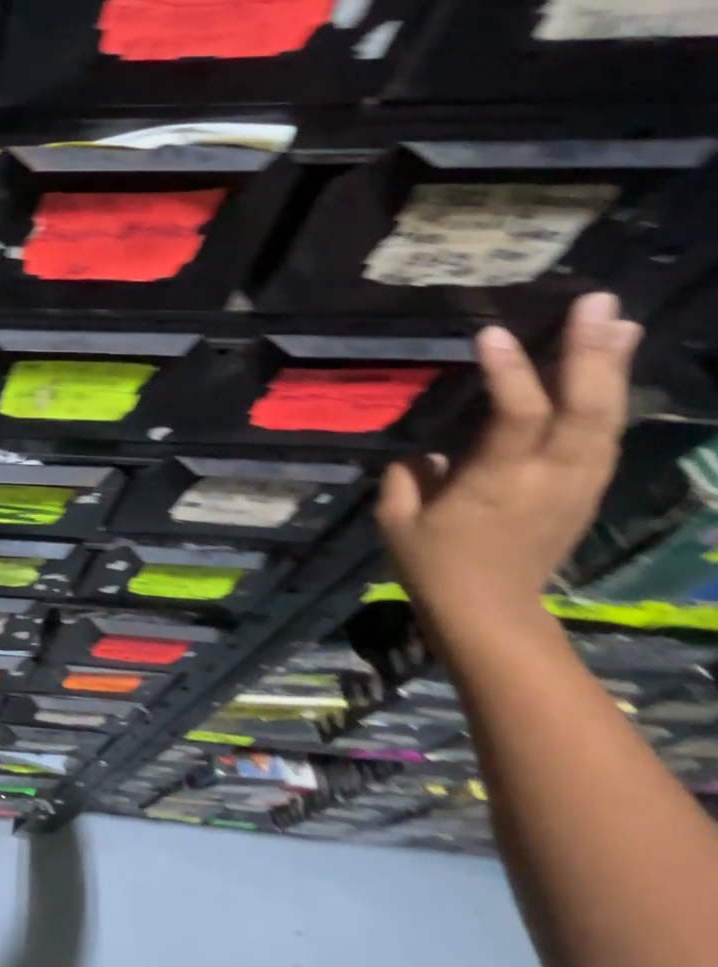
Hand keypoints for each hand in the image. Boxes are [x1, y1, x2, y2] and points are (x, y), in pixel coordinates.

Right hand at [376, 292, 642, 620]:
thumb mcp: (396, 522)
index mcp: (498, 483)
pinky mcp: (588, 490)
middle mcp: (550, 477)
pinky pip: (606, 435)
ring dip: (613, 367)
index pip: (516, 416)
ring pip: (606, 416)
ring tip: (619, 322)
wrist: (489, 611)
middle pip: (584, 407)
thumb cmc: (433, 565)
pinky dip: (611, 398)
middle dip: (591, 353)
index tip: (492, 334)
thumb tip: (430, 453)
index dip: (509, 373)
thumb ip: (408, 478)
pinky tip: (612, 371)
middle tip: (595, 304)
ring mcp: (578, 483)